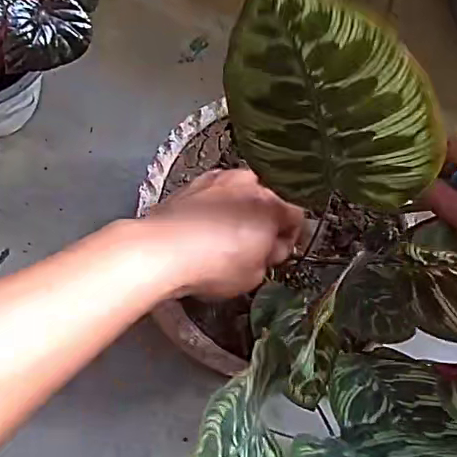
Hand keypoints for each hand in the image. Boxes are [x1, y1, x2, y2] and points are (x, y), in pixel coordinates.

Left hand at [137, 168, 306, 299]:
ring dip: (234, 213)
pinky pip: (209, 198)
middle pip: (265, 202)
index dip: (288, 240)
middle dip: (260, 224)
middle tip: (249, 252)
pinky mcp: (189, 186)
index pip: (296, 218)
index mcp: (271, 204)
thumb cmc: (210, 264)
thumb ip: (269, 258)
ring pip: (236, 197)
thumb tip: (267, 250)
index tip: (276, 254)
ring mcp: (215, 181)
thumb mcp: (254, 275)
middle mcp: (246, 183)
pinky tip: (200, 233)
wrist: (160, 250)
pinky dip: (209, 211)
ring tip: (220, 243)